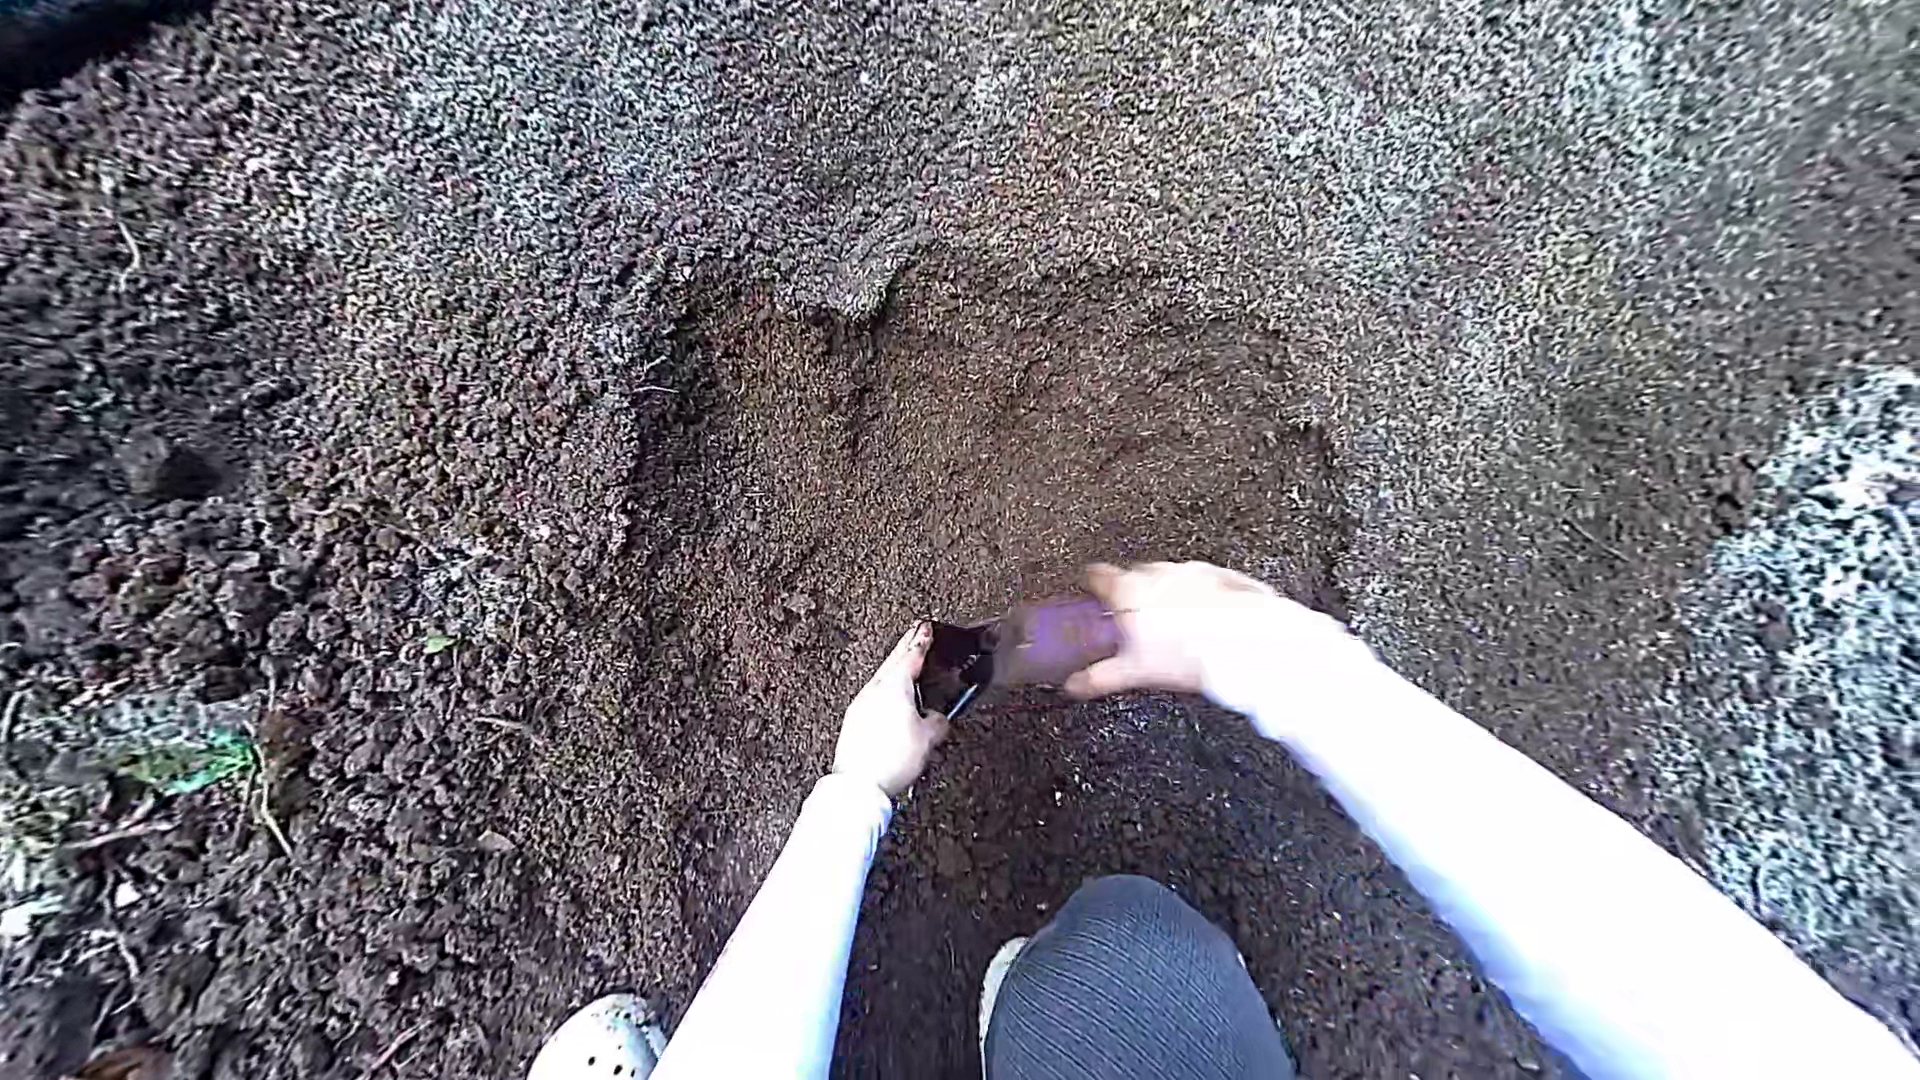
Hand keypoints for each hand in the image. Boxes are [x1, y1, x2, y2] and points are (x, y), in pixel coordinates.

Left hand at [833, 621, 950, 796]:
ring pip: (882, 677)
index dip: (922, 640)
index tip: (926, 628)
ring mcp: (862, 703)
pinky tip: (891, 698)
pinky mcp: (855, 719)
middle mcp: (875, 689)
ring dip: (895, 667)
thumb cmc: (891, 759)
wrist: (859, 785)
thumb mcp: (927, 738)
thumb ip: (937, 721)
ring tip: (906, 664)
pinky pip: (874, 695)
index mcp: (895, 686)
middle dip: (907, 645)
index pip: (912, 655)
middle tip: (916, 633)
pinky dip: (886, 689)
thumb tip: (937, 717)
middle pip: (894, 661)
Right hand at [1063, 561, 1356, 699]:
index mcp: (1127, 588)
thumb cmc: (1186, 653)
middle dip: (1132, 594)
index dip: (1092, 583)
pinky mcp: (1222, 577)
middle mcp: (1157, 573)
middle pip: (1133, 576)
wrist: (1244, 646)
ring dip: (1167, 595)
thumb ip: (1097, 677)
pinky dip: (1199, 596)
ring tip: (1174, 625)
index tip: (1092, 590)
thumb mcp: (1133, 672)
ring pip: (1169, 579)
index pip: (1097, 575)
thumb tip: (1075, 685)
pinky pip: (1203, 582)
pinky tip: (1204, 619)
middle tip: (1135, 620)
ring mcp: (1190, 572)